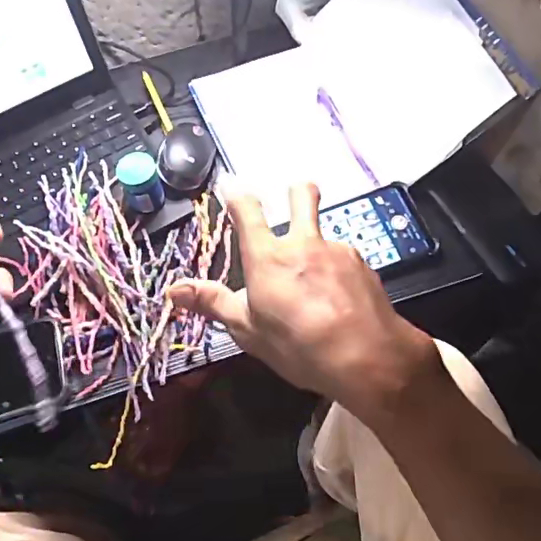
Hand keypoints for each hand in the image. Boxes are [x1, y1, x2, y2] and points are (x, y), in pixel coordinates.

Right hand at [167, 180, 441, 417]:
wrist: (367, 357)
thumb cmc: (299, 346)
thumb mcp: (248, 330)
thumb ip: (212, 303)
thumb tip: (173, 290)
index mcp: (268, 257)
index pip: (248, 211)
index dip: (236, 194)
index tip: (230, 184)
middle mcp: (304, 244)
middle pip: (303, 195)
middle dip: (297, 191)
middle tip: (294, 197)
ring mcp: (338, 251)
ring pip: (325, 234)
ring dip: (318, 247)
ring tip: (316, 283)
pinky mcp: (364, 266)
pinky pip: (345, 259)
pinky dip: (338, 272)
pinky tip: (339, 299)